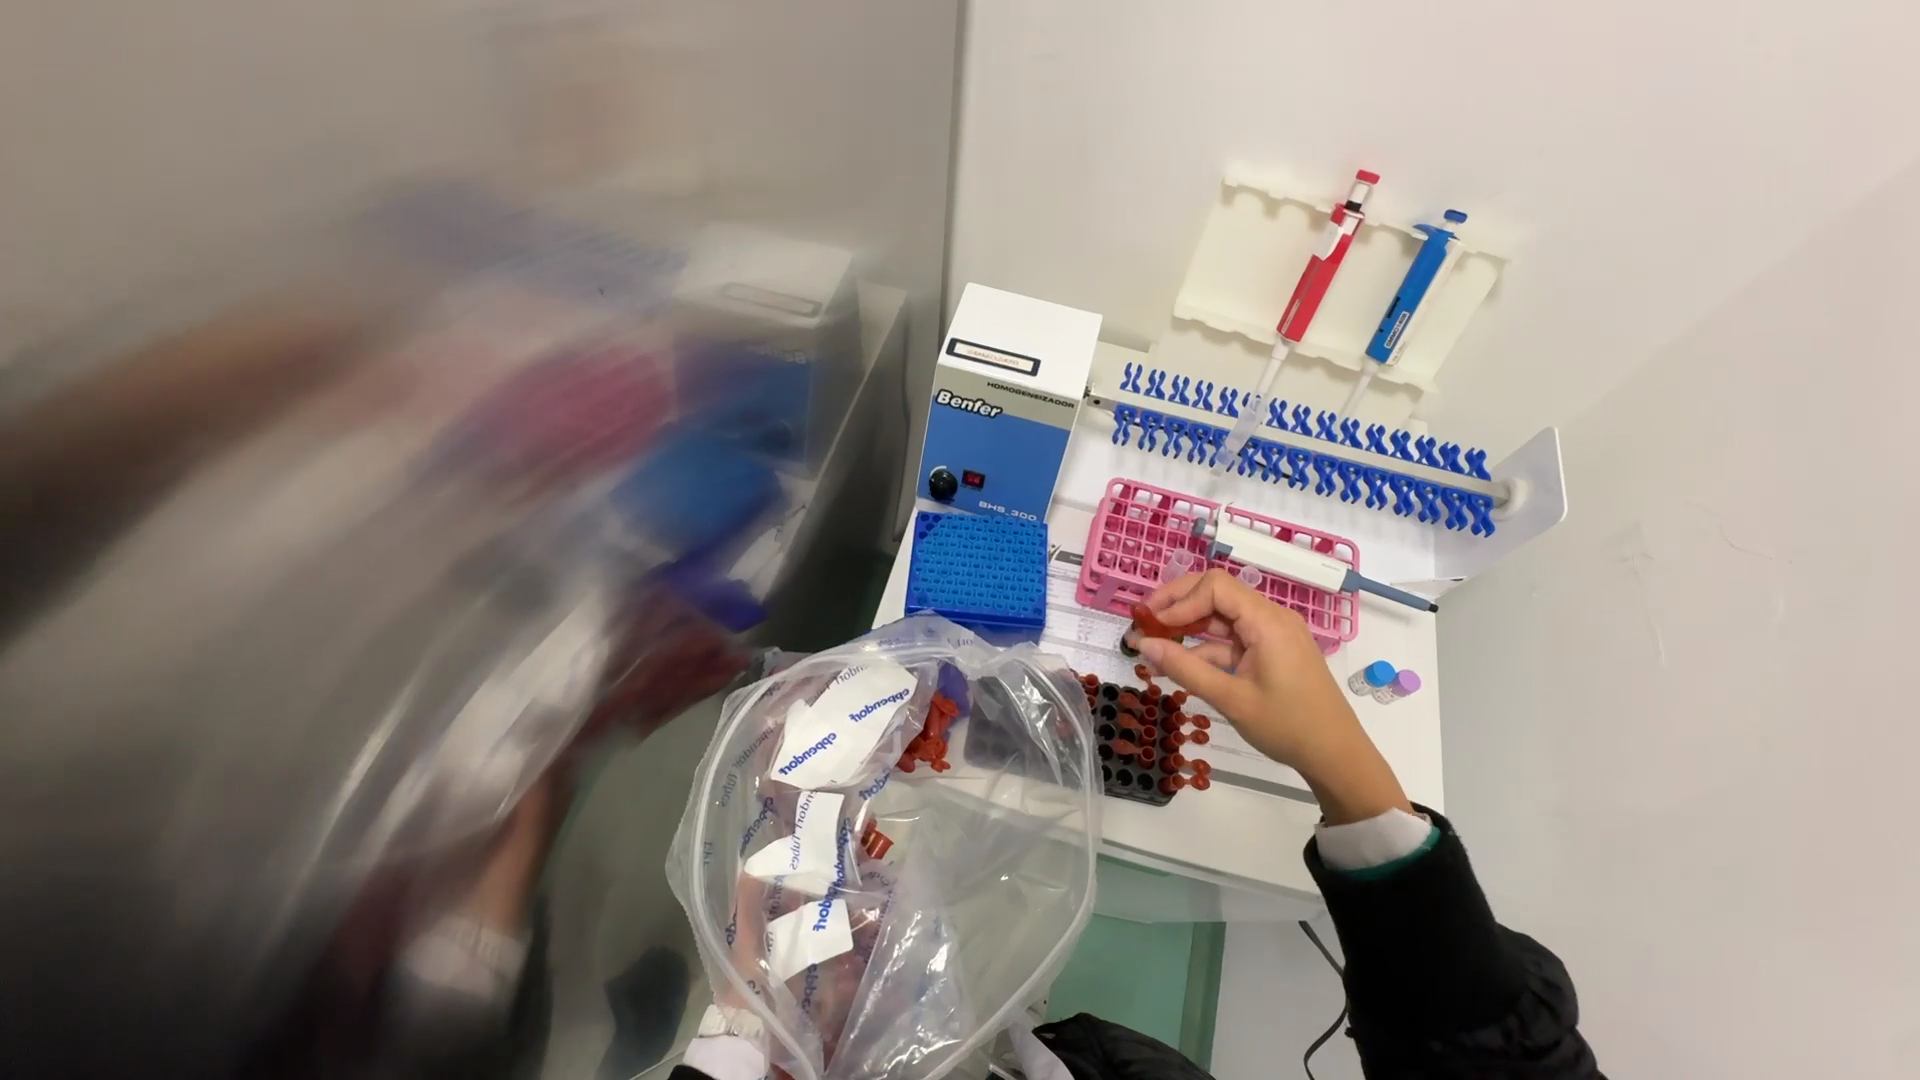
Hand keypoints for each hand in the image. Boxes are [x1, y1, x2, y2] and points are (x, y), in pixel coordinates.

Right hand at [1134, 569, 1410, 823]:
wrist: (1336, 756)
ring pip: (1220, 618)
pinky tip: (1177, 666)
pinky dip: (1204, 649)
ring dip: (1187, 630)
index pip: (1215, 587)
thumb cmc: (1287, 726)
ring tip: (1151, 649)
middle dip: (1177, 606)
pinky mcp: (1270, 651)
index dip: (1179, 600)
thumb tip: (1142, 645)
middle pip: (1216, 594)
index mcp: (1267, 622)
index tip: (1151, 624)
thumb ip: (1184, 669)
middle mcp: (1270, 618)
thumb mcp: (1230, 699)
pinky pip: (1231, 639)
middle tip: (1143, 622)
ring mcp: (1271, 634)